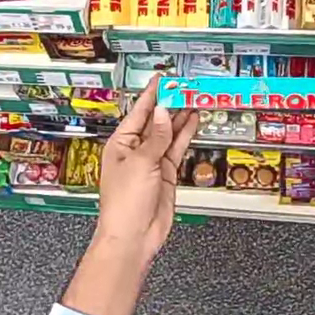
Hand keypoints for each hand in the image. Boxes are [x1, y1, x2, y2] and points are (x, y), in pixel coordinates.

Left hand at [94, 76, 200, 259]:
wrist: (134, 236)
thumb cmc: (124, 205)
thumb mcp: (141, 163)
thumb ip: (157, 138)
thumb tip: (165, 113)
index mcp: (121, 143)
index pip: (139, 111)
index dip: (152, 94)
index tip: (163, 79)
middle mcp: (135, 149)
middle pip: (155, 120)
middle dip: (169, 103)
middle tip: (185, 87)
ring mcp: (152, 161)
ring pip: (169, 132)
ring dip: (180, 116)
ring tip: (193, 99)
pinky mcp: (165, 173)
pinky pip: (176, 148)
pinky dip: (185, 134)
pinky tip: (192, 121)